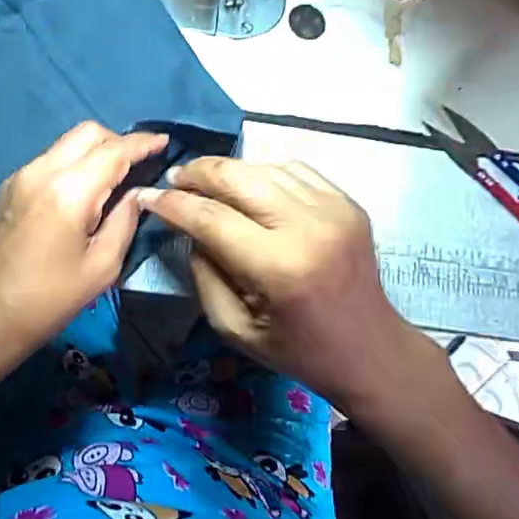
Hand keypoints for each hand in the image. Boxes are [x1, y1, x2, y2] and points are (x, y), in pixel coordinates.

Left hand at [0, 122, 166, 423]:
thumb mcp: (100, 268)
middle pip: (86, 134)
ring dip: (92, 154)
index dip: (143, 143)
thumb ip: (125, 222)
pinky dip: (70, 167)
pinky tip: (80, 196)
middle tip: (139, 166)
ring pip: (64, 146)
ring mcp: (18, 178)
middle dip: (117, 142)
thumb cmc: (45, 302)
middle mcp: (39, 172)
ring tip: (113, 183)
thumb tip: (138, 194)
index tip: (165, 142)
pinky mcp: (5, 190)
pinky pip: (47, 163)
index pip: (113, 150)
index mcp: (67, 190)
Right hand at [139, 157, 449, 413]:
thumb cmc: (297, 349)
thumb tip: (190, 228)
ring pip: (263, 168)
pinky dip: (262, 173)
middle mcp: (308, 227)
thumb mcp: (233, 326)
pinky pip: (293, 170)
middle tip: (174, 179)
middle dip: (197, 173)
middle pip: (237, 177)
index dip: (172, 203)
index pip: (210, 218)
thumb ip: (204, 273)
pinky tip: (247, 188)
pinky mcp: (348, 203)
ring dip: (227, 171)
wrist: (371, 350)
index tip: (146, 196)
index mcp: (278, 266)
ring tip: (205, 182)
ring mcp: (334, 209)